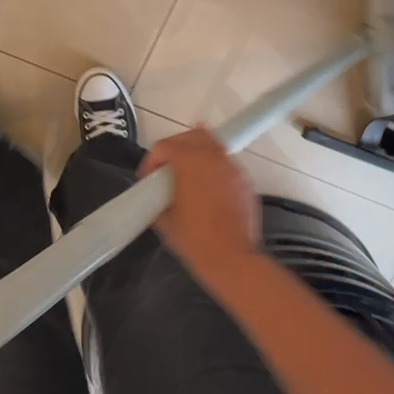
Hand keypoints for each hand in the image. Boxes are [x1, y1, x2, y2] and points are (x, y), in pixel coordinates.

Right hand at [140, 126, 260, 271]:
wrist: (232, 258)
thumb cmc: (194, 239)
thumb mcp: (164, 219)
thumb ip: (157, 197)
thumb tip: (155, 192)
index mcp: (190, 163)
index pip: (165, 146)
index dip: (152, 160)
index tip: (148, 178)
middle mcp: (214, 158)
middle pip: (192, 135)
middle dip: (175, 147)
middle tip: (166, 168)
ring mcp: (233, 168)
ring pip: (213, 145)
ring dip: (196, 154)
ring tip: (187, 173)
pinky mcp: (245, 181)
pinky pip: (225, 163)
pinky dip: (213, 167)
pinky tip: (206, 186)